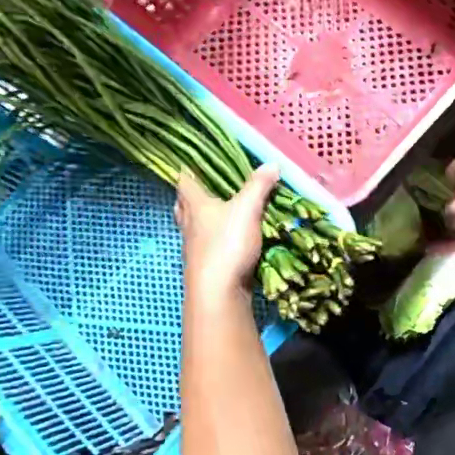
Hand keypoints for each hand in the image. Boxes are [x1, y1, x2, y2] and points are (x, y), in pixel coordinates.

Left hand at [176, 165, 278, 300]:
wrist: (218, 291)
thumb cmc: (227, 243)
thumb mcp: (248, 209)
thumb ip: (259, 186)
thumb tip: (272, 163)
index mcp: (196, 206)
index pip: (184, 183)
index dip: (188, 172)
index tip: (191, 165)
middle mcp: (190, 225)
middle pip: (183, 206)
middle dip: (190, 197)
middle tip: (203, 189)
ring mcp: (194, 248)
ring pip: (191, 228)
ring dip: (199, 220)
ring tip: (213, 214)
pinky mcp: (204, 266)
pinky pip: (205, 247)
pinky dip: (211, 241)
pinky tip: (224, 242)